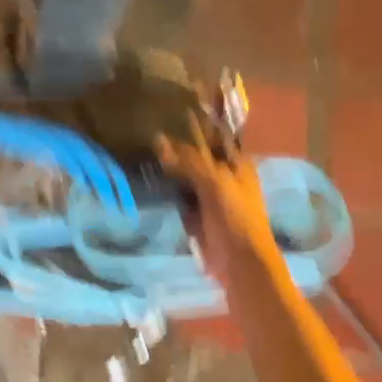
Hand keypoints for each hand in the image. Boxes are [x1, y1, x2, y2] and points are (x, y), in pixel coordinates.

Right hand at [156, 115, 280, 289]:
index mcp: (237, 165)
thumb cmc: (237, 218)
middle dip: (175, 150)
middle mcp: (224, 178)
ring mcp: (209, 199)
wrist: (241, 264)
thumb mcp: (215, 183)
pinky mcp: (197, 218)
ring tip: (140, 156)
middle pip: (196, 158)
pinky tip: (146, 182)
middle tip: (146, 136)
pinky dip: (166, 193)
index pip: (213, 138)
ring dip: (168, 172)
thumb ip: (189, 161)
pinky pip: (179, 200)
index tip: (166, 117)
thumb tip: (159, 140)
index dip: (193, 128)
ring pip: (185, 178)